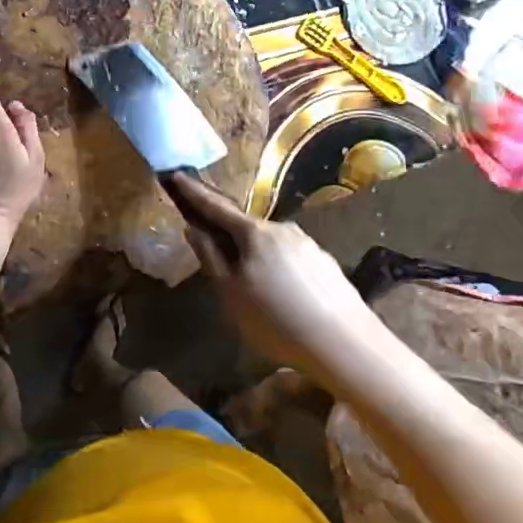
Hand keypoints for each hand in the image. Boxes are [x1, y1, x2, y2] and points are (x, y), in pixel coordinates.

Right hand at [165, 173, 371, 367]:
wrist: (346, 345)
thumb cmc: (276, 319)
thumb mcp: (230, 293)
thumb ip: (210, 257)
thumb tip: (194, 228)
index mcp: (255, 233)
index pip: (216, 207)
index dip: (194, 193)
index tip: (177, 176)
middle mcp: (283, 230)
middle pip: (245, 227)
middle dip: (228, 235)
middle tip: (215, 254)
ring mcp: (308, 245)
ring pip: (269, 245)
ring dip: (254, 256)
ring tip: (252, 289)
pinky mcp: (326, 265)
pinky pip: (290, 259)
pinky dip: (277, 269)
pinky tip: (281, 297)